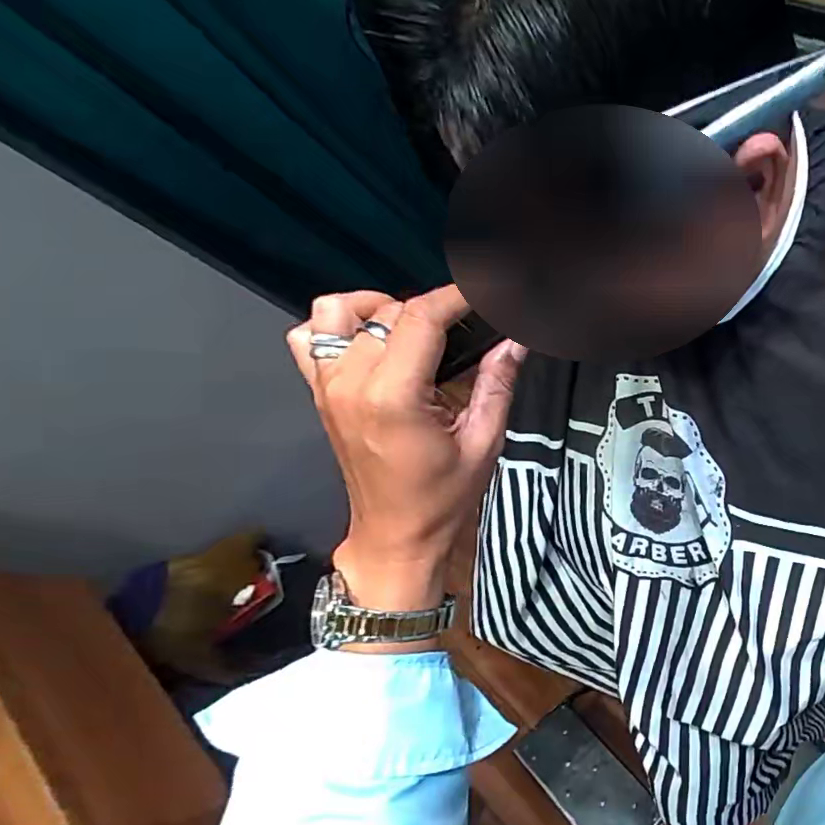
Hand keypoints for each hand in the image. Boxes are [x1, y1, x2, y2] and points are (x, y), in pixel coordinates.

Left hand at [287, 285, 524, 618]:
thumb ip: (496, 385)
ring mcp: (327, 386)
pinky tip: (371, 343)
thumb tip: (514, 341)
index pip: (420, 319)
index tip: (483, 290)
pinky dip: (339, 326)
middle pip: (387, 310)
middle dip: (431, 310)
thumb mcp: (482, 443)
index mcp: (393, 397)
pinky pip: (311, 336)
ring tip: (412, 330)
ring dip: (379, 308)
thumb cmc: (442, 498)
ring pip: (339, 309)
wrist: (396, 534)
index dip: (455, 297)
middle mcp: (351, 383)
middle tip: (464, 328)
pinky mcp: (319, 393)